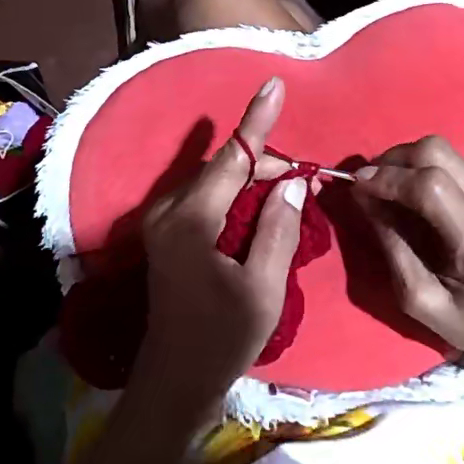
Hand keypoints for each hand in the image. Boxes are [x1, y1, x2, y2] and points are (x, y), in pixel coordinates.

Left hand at [131, 78, 304, 413]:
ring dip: (250, 179)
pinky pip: (205, 196)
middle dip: (264, 164)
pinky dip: (235, 194)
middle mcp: (168, 210)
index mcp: (190, 220)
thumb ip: (278, 228)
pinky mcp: (166, 232)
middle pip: (223, 166)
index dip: (256, 120)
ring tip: (287, 195)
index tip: (274, 84)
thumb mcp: (263, 287)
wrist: (174, 380)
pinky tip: (259, 209)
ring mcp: (162, 220)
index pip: (232, 158)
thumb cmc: (222, 337)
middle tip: (301, 182)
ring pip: (214, 179)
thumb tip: (293, 181)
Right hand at [352, 137, 463, 378]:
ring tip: (389, 188)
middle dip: (393, 161)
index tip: (357, 186)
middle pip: (437, 153)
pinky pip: (453, 162)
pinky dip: (424, 170)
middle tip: (369, 185)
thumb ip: (391, 243)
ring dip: (405, 162)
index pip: (433, 188)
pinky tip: (418, 198)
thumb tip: (362, 192)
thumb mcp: (417, 299)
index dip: (389, 178)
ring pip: (443, 150)